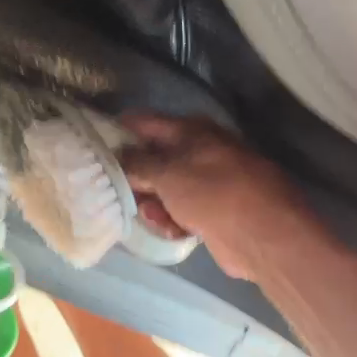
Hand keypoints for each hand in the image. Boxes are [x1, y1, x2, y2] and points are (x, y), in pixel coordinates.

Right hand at [120, 115, 312, 278]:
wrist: (261, 233)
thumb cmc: (213, 194)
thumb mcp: (168, 174)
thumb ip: (138, 163)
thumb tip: (118, 155)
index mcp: (190, 131)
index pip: (145, 123)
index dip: (120, 131)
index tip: (95, 146)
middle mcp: (198, 152)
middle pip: (153, 161)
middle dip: (135, 179)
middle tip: (117, 194)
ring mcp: (207, 183)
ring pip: (165, 191)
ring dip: (155, 206)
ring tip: (155, 218)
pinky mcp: (211, 212)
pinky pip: (180, 214)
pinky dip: (173, 222)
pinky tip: (174, 231)